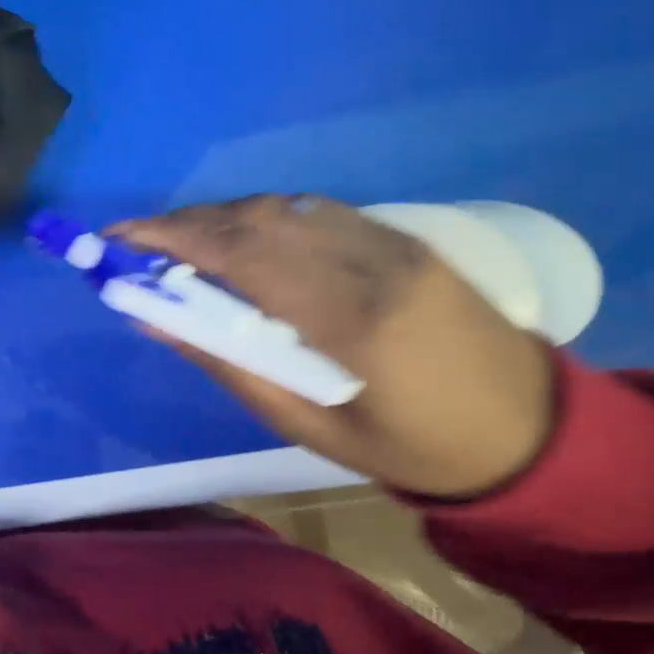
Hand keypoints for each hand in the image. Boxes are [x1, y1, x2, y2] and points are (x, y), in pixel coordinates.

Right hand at [111, 195, 555, 498]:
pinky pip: (317, 212)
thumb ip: (225, 362)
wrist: (537, 435)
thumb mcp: (305, 424)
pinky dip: (264, 218)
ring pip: (285, 207)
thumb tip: (149, 316)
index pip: (241, 253)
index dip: (170, 236)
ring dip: (222, 216)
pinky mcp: (409, 240)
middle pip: (257, 220)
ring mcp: (397, 245)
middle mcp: (373, 265)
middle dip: (185, 222)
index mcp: (350, 320)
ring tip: (182, 243)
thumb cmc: (410, 446)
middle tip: (138, 242)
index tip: (116, 237)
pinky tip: (242, 241)